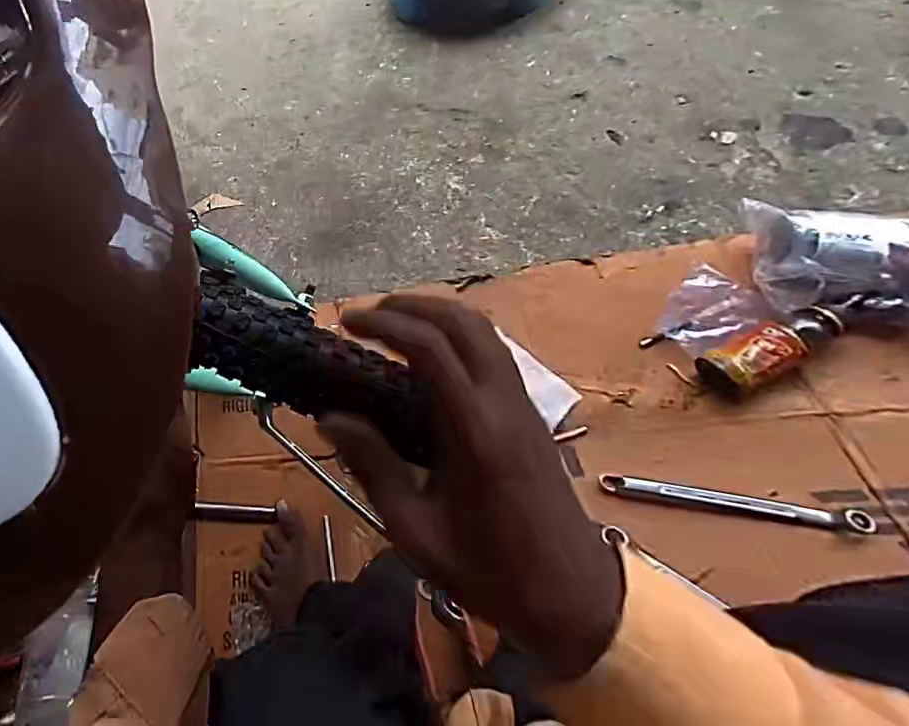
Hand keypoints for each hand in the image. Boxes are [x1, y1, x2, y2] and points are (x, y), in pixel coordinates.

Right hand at [321, 296, 621, 678]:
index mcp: (477, 433)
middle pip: (463, 322)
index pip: (431, 349)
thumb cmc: (492, 573)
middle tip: (365, 316)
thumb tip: (329, 416)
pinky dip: (453, 332)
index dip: (384, 324)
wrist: (580, 603)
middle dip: (409, 305)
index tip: (347, 324)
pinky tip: (426, 351)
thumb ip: (372, 467)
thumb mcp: (416, 531)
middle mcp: (505, 406)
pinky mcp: (529, 412)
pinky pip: (491, 349)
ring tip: (390, 322)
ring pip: (483, 329)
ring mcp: (524, 406)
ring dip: (434, 313)